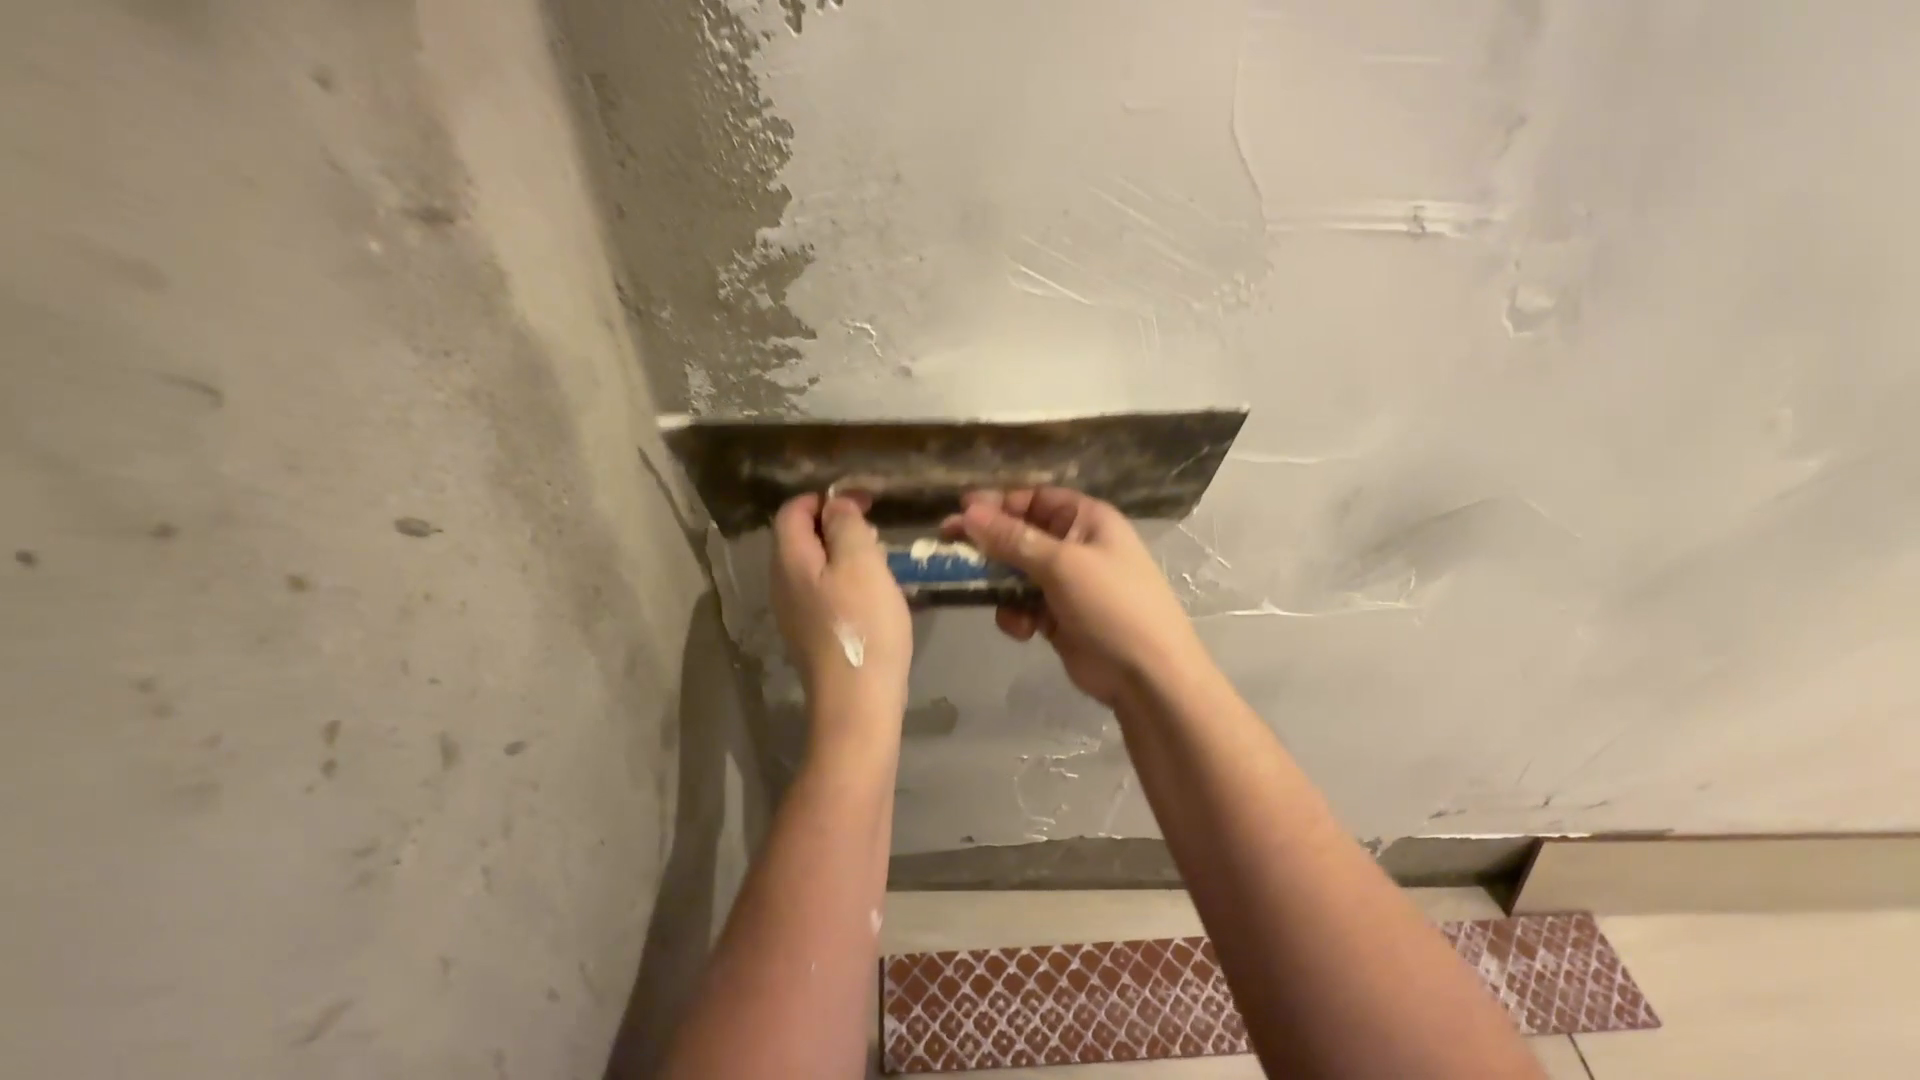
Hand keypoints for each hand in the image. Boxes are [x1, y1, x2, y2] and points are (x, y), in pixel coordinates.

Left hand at [772, 494, 912, 747]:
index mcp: (790, 559)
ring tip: (878, 562)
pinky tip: (871, 597)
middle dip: (836, 526)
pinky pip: (820, 593)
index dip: (826, 498)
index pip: (793, 510)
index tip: (865, 501)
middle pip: (799, 539)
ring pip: (812, 568)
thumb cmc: (863, 624)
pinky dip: (843, 583)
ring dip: (843, 556)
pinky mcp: (809, 636)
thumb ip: (846, 525)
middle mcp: (781, 583)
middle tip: (874, 532)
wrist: (856, 700)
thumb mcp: (862, 562)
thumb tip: (836, 505)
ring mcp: (792, 613)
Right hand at [949, 488, 1205, 707]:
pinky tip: (1025, 630)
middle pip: (1020, 534)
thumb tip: (969, 511)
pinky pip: (1023, 605)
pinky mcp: (1058, 617)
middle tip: (947, 545)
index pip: (1035, 498)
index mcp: (1087, 520)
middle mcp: (1076, 545)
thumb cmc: (1111, 606)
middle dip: (988, 543)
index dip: (998, 503)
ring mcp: (1067, 584)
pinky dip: (1016, 615)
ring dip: (999, 585)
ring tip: (986, 596)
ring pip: (1016, 572)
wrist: (1147, 675)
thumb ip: (1012, 539)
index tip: (961, 512)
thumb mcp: (1062, 564)